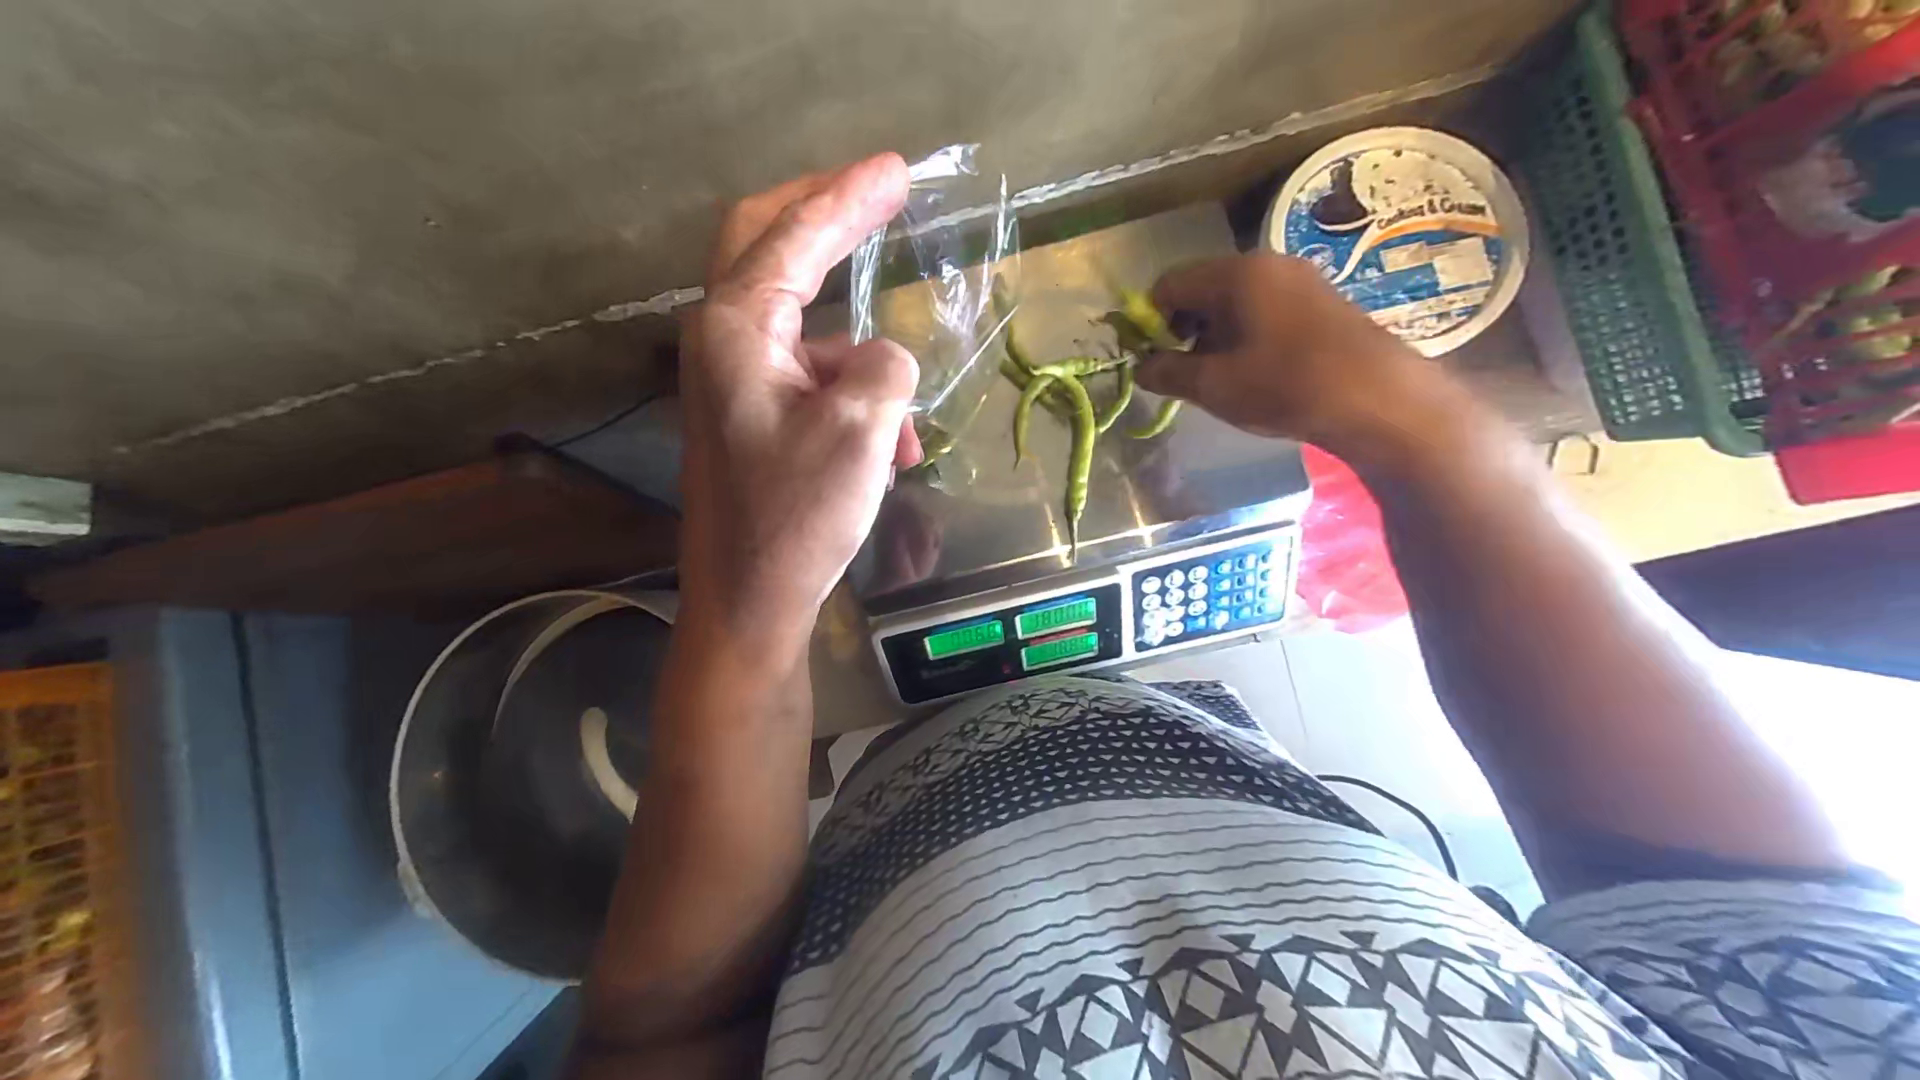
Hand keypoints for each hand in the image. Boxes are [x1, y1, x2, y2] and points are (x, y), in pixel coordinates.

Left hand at [677, 153, 920, 661]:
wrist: (749, 601)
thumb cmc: (798, 517)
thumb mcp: (864, 430)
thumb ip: (886, 367)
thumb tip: (884, 359)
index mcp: (739, 328)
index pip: (797, 235)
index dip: (850, 196)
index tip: (898, 168)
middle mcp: (723, 342)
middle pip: (768, 247)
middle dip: (822, 217)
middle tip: (873, 194)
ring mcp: (733, 381)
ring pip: (807, 335)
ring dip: (865, 363)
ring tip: (905, 429)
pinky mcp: (750, 418)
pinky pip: (812, 383)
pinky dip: (855, 401)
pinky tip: (891, 451)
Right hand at [1134, 254, 1462, 462]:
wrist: (1378, 398)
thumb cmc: (1285, 385)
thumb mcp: (1213, 385)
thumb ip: (1167, 372)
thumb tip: (1140, 367)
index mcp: (1236, 274)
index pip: (1168, 284)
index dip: (1148, 320)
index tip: (1150, 358)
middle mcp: (1266, 263)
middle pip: (1201, 287)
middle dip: (1180, 327)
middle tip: (1182, 370)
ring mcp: (1298, 279)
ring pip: (1233, 299)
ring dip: (1212, 333)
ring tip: (1218, 376)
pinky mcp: (1319, 300)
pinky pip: (1263, 307)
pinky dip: (1243, 333)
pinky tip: (1253, 369)